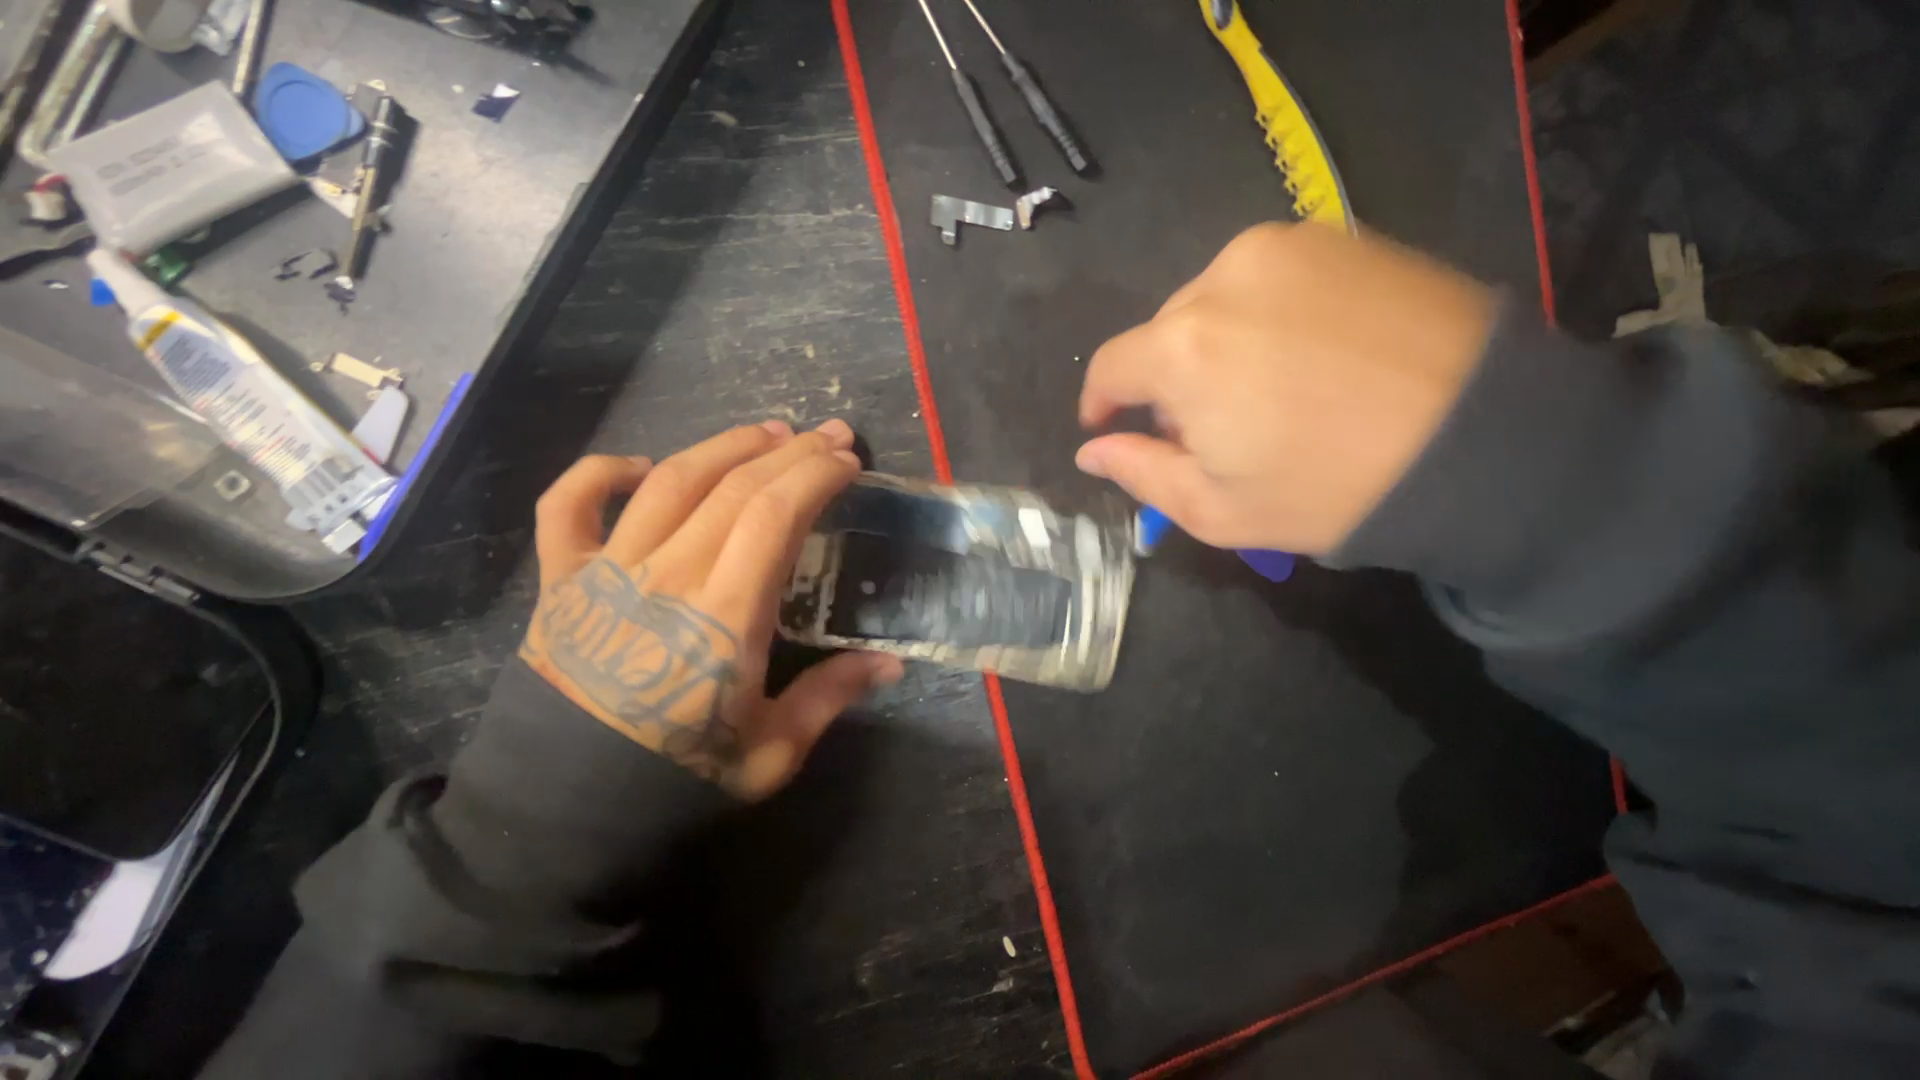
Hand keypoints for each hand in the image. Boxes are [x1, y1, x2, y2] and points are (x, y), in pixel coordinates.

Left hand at [518, 420, 904, 800]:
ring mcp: (607, 570)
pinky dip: (603, 472)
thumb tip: (890, 666)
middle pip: (734, 486)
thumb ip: (830, 697)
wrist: (562, 810)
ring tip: (767, 432)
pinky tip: (642, 466)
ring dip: (724, 446)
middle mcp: (668, 574)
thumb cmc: (677, 780)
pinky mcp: (561, 579)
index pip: (777, 515)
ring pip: (669, 480)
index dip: (817, 475)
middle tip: (830, 436)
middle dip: (791, 451)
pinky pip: (569, 504)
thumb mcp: (771, 752)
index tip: (849, 462)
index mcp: (725, 616)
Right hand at [1076, 223, 1497, 554]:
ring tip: (1269, 388)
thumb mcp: (1220, 509)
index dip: (1102, 401)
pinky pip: (1274, 277)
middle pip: (1165, 330)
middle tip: (1214, 425)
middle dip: (1172, 378)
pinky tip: (1311, 354)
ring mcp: (1288, 246)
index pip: (1112, 365)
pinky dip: (1270, 314)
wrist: (1486, 439)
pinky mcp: (1343, 235)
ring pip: (1217, 298)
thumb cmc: (1335, 489)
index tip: (1112, 426)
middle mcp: (1224, 277)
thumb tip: (1092, 450)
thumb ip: (1142, 472)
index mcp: (1184, 347)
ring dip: (1219, 341)